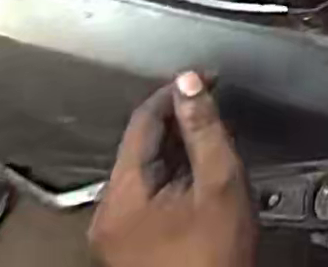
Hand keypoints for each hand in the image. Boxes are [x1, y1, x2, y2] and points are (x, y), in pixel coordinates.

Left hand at [90, 72, 256, 266]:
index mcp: (122, 194)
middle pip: (143, 143)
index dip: (176, 92)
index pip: (144, 119)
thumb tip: (189, 81)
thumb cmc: (213, 259)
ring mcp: (115, 230)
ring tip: (213, 140)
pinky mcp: (128, 243)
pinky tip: (200, 175)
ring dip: (179, 146)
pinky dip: (174, 173)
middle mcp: (109, 210)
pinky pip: (149, 190)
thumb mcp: (218, 182)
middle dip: (179, 120)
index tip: (206, 79)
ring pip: (147, 166)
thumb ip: (203, 127)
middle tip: (214, 108)